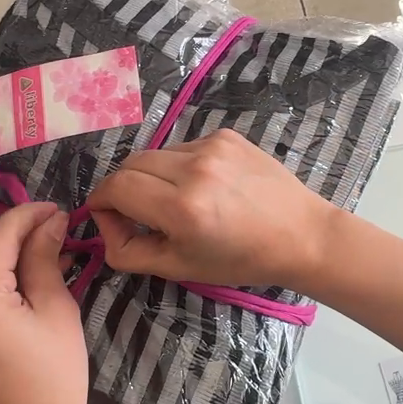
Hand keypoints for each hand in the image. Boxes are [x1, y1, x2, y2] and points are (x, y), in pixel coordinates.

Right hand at [84, 129, 342, 290]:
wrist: (301, 235)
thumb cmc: (241, 260)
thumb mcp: (179, 268)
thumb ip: (127, 250)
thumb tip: (103, 224)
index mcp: (182, 208)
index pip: (115, 187)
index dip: (101, 203)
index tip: (110, 218)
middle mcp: (194, 169)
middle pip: (129, 165)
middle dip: (123, 189)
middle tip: (139, 214)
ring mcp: (213, 146)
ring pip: (156, 154)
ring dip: (153, 176)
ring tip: (178, 202)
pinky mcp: (227, 135)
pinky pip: (184, 147)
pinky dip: (181, 166)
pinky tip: (205, 187)